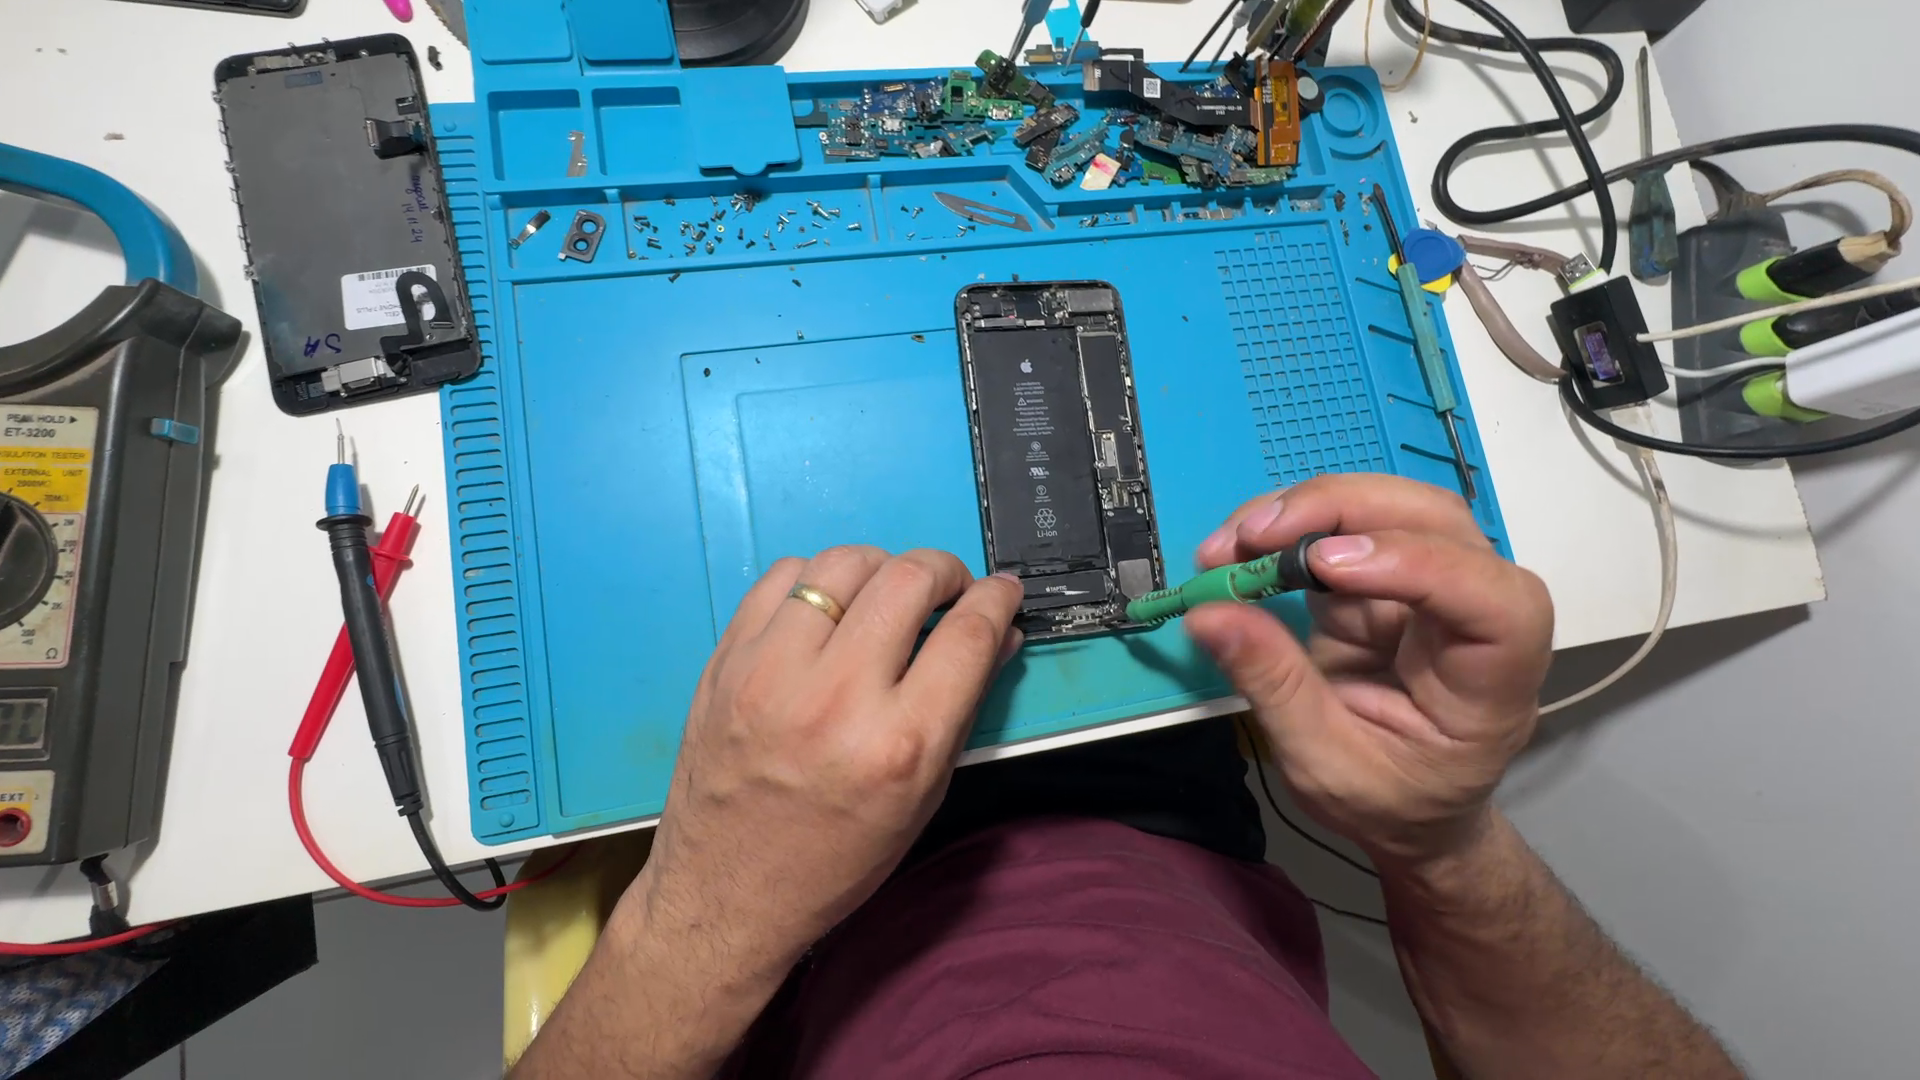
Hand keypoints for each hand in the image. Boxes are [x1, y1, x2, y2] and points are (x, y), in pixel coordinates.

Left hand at [630, 548, 1022, 982]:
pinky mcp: (727, 660)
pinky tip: (830, 608)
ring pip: (843, 562)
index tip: (1003, 591)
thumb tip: (1001, 632)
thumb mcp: (925, 794)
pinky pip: (782, 577)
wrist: (726, 893)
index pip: (967, 636)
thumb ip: (967, 703)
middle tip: (950, 590)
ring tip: (889, 596)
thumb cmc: (841, 856)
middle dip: (945, 570)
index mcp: (898, 745)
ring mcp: (770, 672)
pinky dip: (819, 579)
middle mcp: (835, 698)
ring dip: (883, 567)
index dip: (997, 600)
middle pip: (907, 579)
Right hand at [1185, 475, 1553, 868]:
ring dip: (1303, 511)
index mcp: (1492, 681)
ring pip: (1385, 508)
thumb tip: (1206, 614)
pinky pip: (1336, 532)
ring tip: (1229, 544)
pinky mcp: (1379, 581)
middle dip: (1340, 509)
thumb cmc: (1388, 799)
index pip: (1491, 600)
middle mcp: (1472, 614)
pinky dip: (1282, 531)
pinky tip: (1236, 551)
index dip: (1416, 564)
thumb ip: (1273, 687)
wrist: (1407, 809)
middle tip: (1252, 534)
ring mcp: (1425, 587)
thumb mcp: (1323, 763)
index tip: (1323, 566)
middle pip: (1435, 521)